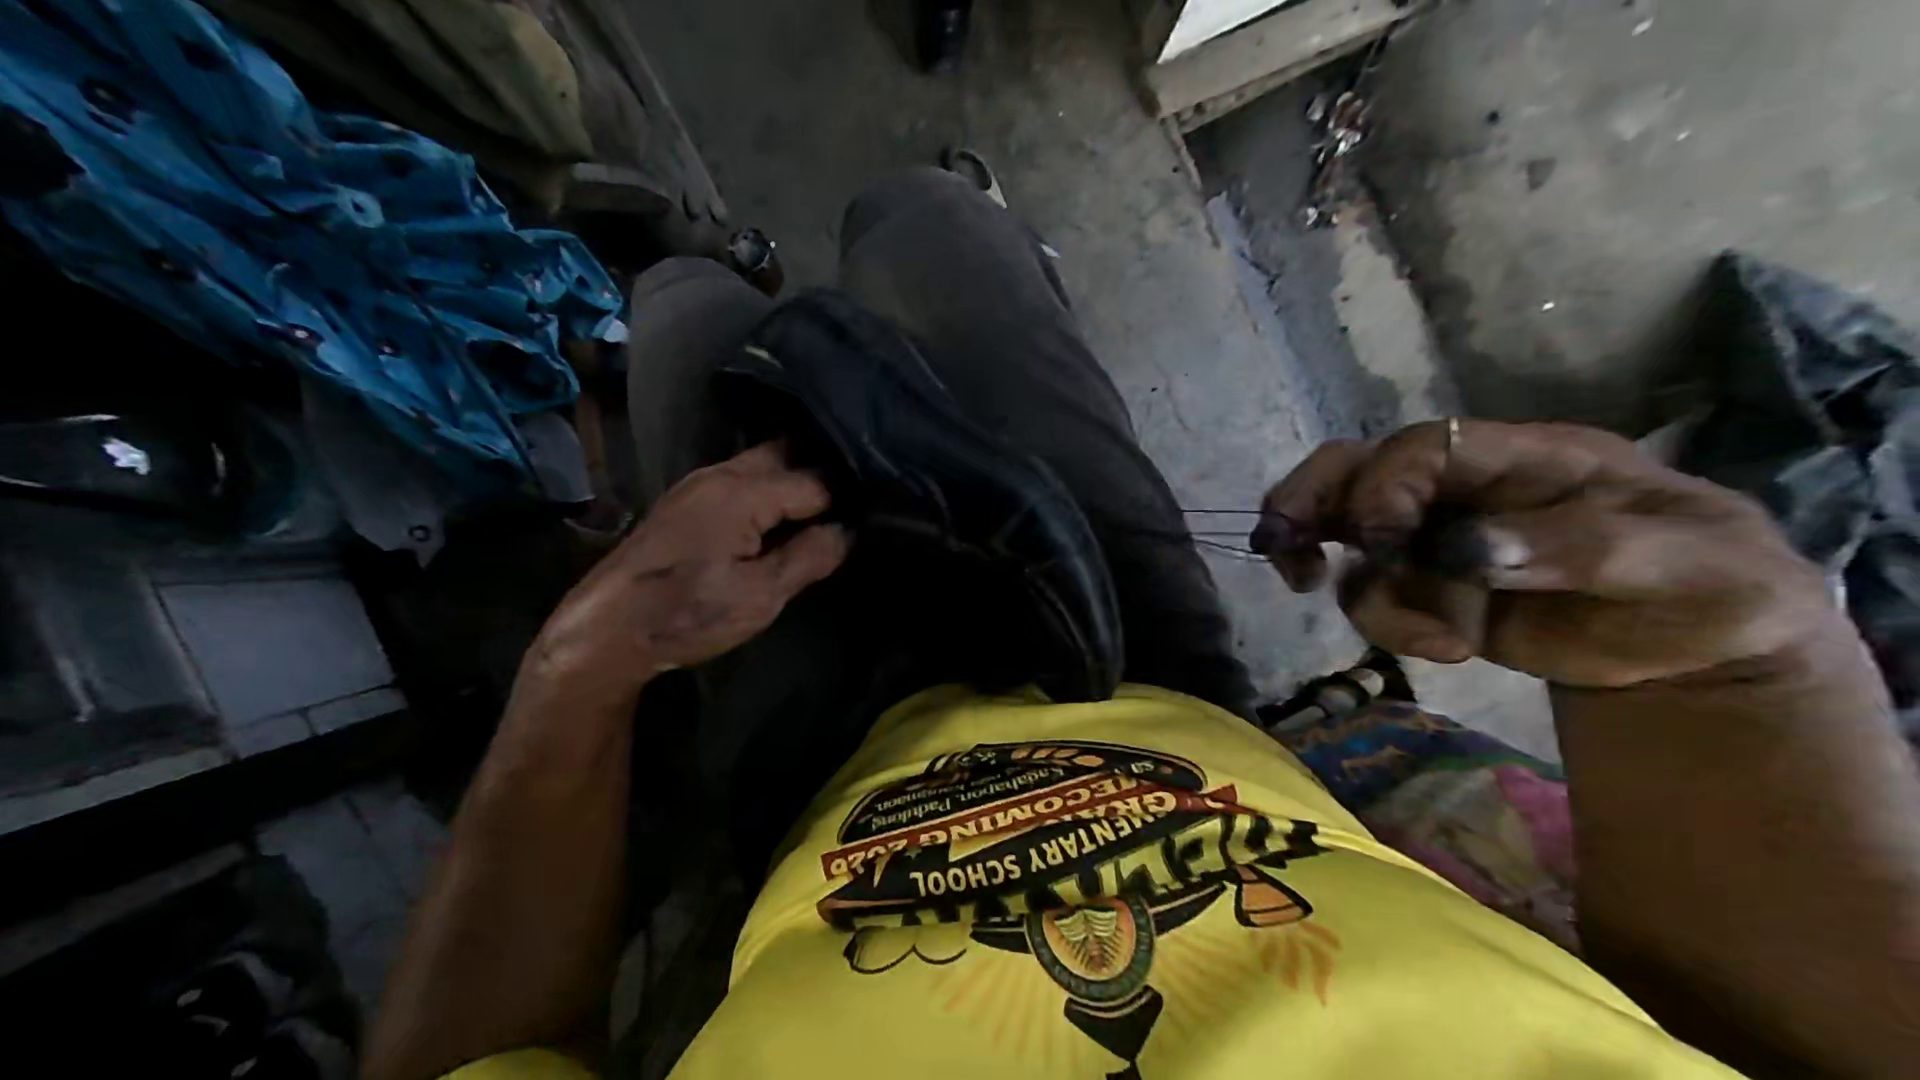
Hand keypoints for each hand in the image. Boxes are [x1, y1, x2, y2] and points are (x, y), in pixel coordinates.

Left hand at [526, 443, 850, 702]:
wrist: (606, 630)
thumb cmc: (687, 614)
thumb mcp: (760, 596)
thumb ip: (809, 558)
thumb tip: (848, 531)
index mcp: (742, 492)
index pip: (814, 481)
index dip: (845, 499)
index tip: (869, 515)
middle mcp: (719, 474)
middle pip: (785, 454)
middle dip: (819, 473)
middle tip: (850, 505)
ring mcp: (697, 485)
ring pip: (759, 464)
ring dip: (791, 480)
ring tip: (821, 510)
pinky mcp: (684, 502)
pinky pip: (739, 479)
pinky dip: (766, 490)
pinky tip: (777, 518)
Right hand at [1252, 420, 1845, 688]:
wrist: (1692, 652)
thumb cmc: (1706, 586)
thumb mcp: (1681, 560)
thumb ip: (1577, 546)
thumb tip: (1461, 552)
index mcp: (1517, 457)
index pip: (1418, 446)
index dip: (1383, 488)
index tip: (1384, 545)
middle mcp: (1456, 487)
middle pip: (1347, 469)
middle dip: (1303, 503)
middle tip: (1278, 546)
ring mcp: (1428, 535)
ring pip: (1339, 534)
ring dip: (1360, 588)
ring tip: (1428, 638)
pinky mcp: (1418, 585)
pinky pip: (1364, 591)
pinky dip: (1382, 622)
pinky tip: (1438, 648)